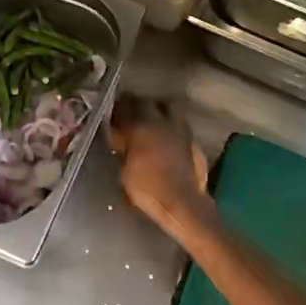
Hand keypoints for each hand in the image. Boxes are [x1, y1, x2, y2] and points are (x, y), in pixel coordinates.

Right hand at [108, 96, 215, 244]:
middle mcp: (161, 122)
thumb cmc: (148, 189)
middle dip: (138, 106)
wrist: (182, 201)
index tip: (113, 113)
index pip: (125, 107)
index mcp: (140, 126)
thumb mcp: (125, 170)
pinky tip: (167, 137)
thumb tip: (119, 138)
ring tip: (152, 121)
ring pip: (168, 108)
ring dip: (159, 111)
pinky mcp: (193, 141)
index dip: (118, 109)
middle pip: (148, 103)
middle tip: (131, 114)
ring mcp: (180, 129)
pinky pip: (179, 124)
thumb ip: (124, 148)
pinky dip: (172, 126)